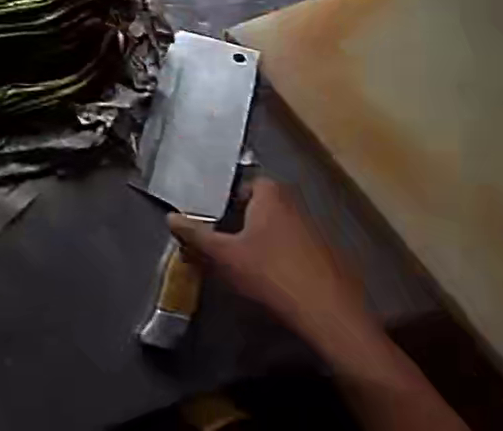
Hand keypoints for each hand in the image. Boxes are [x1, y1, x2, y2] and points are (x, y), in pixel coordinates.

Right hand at [168, 178, 377, 352]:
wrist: (332, 320)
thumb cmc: (271, 274)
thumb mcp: (223, 254)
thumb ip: (195, 234)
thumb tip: (170, 218)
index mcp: (272, 198)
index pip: (249, 182)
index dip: (230, 193)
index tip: (214, 208)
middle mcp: (297, 209)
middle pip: (264, 205)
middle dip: (243, 217)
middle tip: (222, 233)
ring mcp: (319, 236)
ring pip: (281, 228)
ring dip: (262, 238)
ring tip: (241, 257)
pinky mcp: (331, 262)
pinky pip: (298, 249)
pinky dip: (282, 257)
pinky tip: (270, 276)